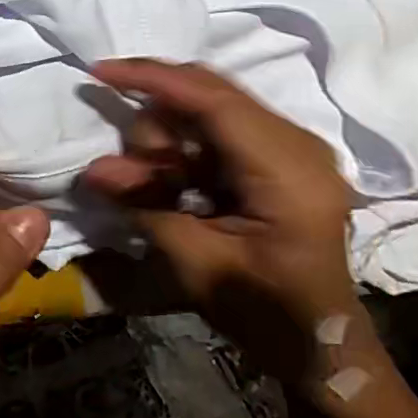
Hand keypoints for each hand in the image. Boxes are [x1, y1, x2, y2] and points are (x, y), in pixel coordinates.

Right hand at [84, 59, 363, 383]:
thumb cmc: (267, 313)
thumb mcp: (199, 265)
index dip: (156, 80)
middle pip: (212, 96)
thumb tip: (94, 171)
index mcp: (287, 170)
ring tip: (147, 182)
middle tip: (131, 169)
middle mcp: (298, 143)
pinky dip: (188, 150)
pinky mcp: (283, 158)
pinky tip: (168, 179)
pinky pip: (224, 133)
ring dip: (170, 138)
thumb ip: (147, 207)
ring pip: (214, 111)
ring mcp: (294, 148)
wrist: (322, 346)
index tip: (103, 72)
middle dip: (158, 119)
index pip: (215, 100)